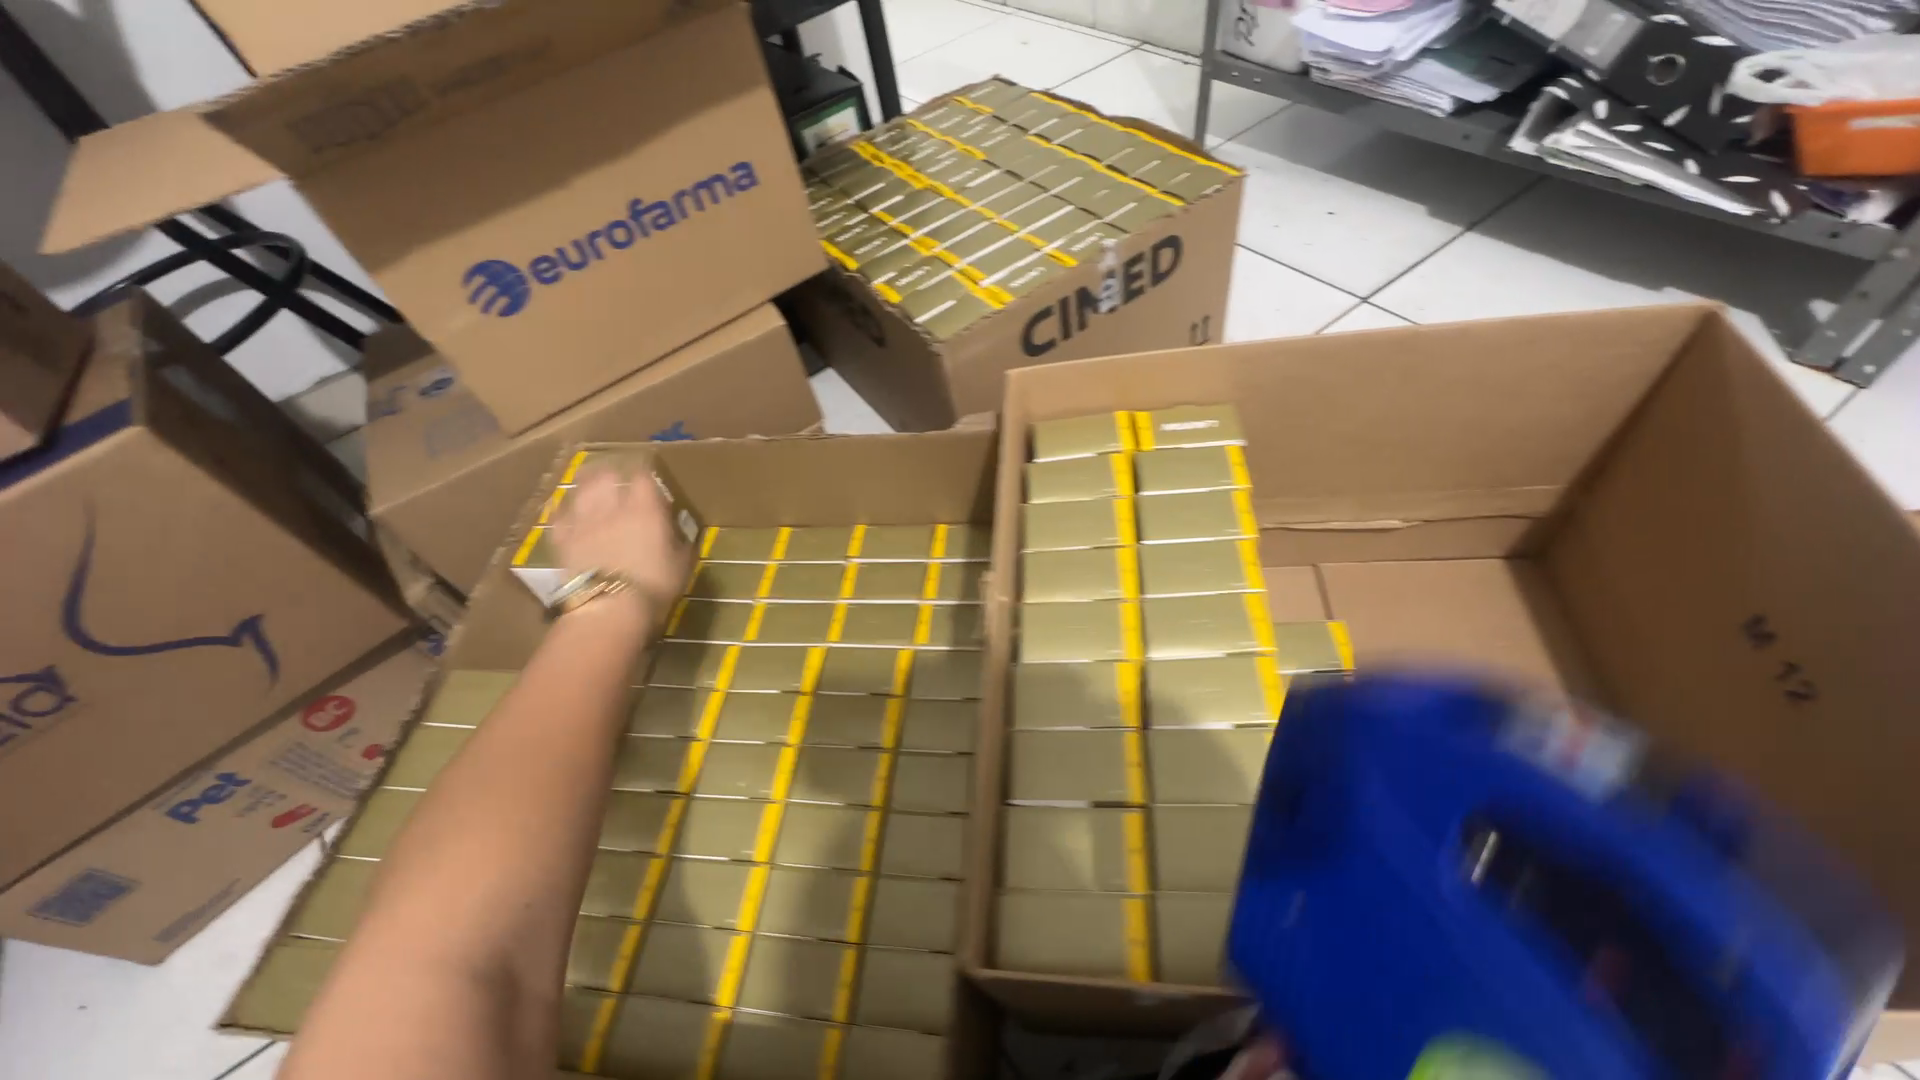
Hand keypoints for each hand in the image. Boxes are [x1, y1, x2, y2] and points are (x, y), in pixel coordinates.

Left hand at [553, 466, 691, 624]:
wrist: (612, 608)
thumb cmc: (655, 586)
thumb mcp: (682, 563)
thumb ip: (680, 541)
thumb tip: (678, 532)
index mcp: (645, 510)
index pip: (643, 475)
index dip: (645, 473)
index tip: (649, 478)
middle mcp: (612, 507)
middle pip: (606, 475)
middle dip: (612, 474)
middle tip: (617, 481)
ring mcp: (584, 522)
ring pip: (581, 491)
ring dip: (587, 487)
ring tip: (592, 490)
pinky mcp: (563, 541)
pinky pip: (559, 518)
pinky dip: (565, 512)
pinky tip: (568, 514)